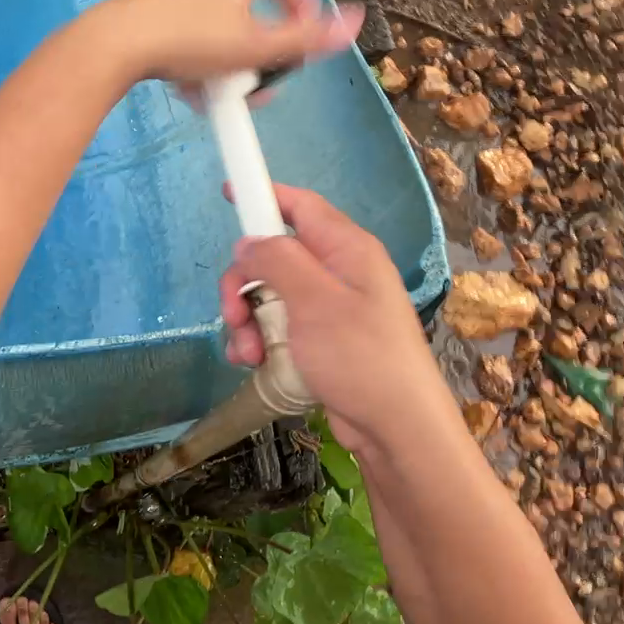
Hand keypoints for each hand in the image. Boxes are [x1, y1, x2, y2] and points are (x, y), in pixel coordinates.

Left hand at [82, 0, 360, 85]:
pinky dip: (196, 60)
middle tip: (258, 81)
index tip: (304, 39)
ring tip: (220, 95)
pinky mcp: (149, 10)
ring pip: (217, 28)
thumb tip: (356, 21)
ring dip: (226, 64)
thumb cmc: (189, 41)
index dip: (303, 6)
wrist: (113, 46)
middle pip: (250, 8)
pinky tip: (189, 90)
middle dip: (259, 51)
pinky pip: (187, 34)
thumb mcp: (254, 47)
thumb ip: (306, 40)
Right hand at [219, 184, 452, 451]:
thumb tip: (248, 242)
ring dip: (247, 319)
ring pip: (269, 294)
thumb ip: (277, 260)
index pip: (300, 206)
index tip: (227, 193)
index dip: (264, 195)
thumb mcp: (314, 301)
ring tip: (247, 351)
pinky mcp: (321, 340)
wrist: (396, 429)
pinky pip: (277, 325)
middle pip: (273, 255)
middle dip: (243, 282)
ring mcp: (329, 308)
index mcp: (345, 250)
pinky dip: (259, 340)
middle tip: (232, 312)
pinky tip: (252, 362)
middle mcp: (338, 272)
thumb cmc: (360, 357)